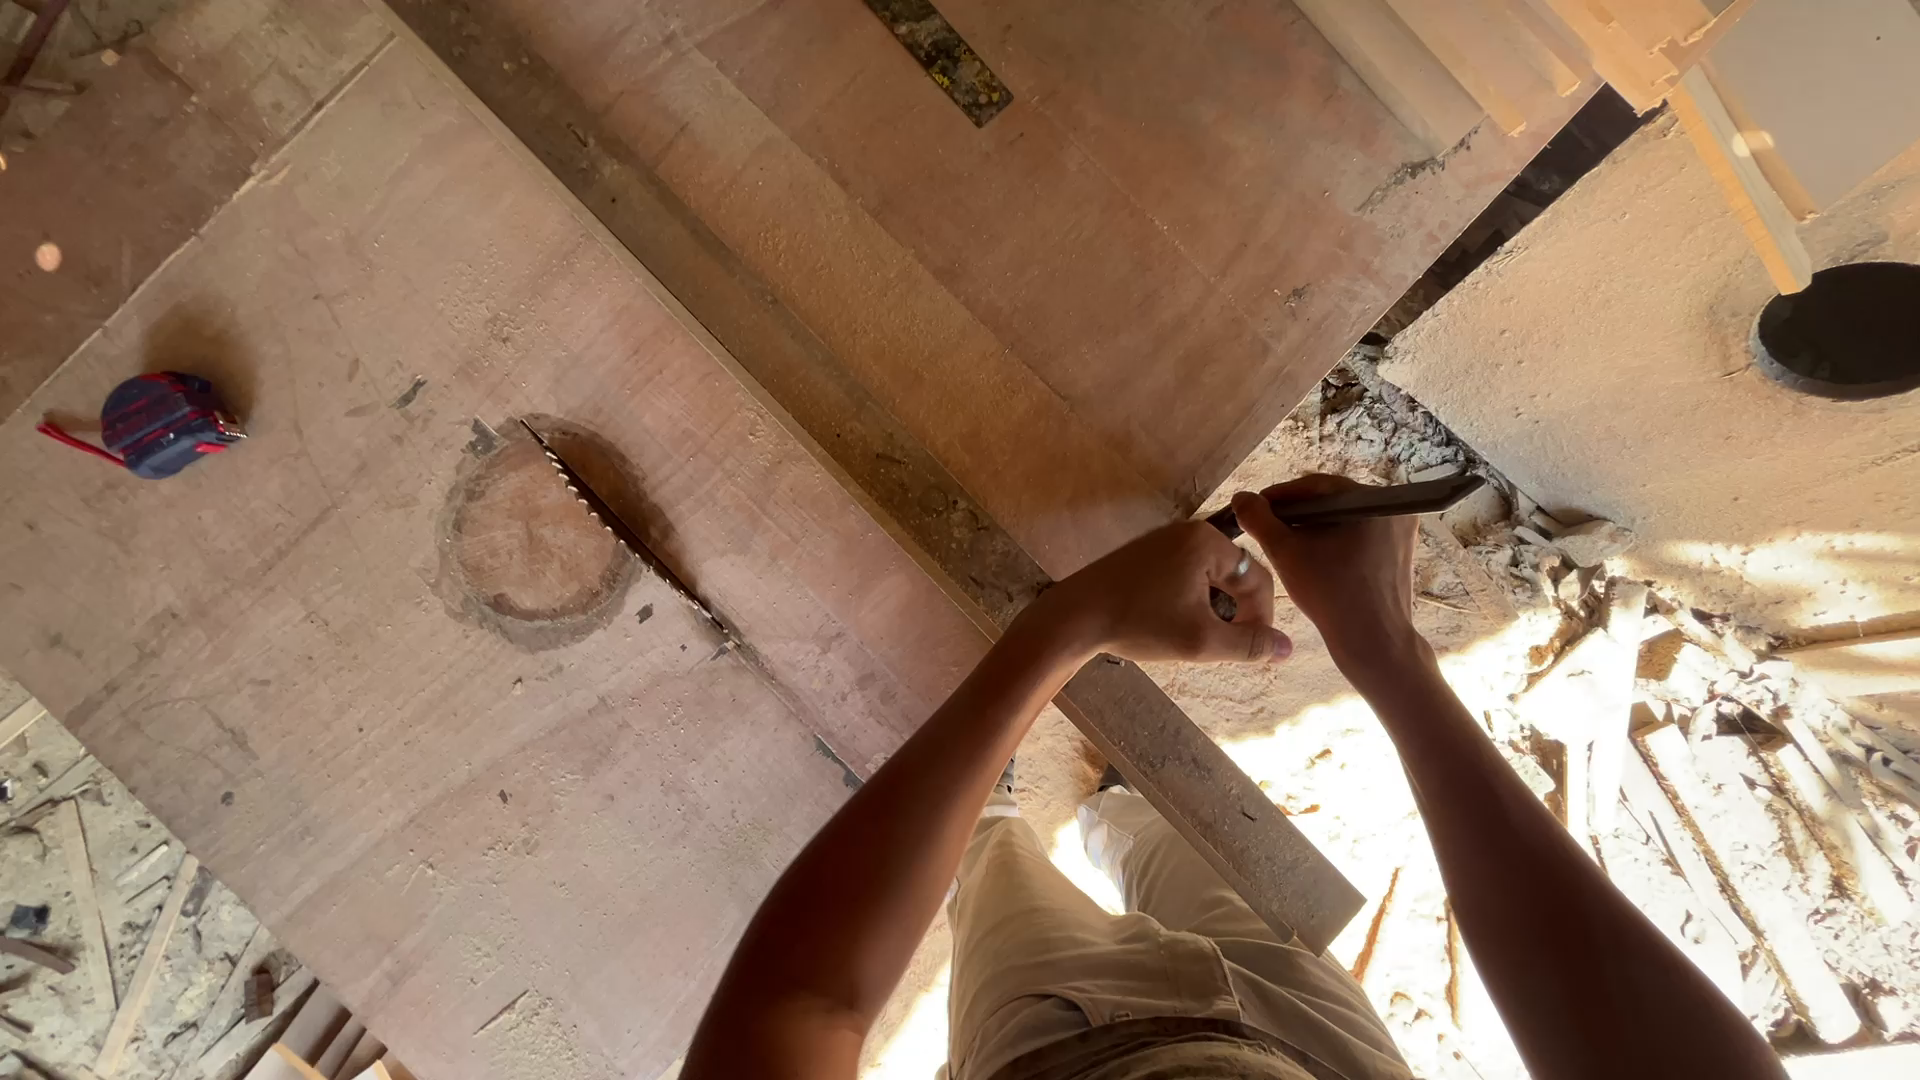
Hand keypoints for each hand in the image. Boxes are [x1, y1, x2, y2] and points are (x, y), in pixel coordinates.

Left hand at [1027, 521, 1291, 664]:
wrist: (1073, 617)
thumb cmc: (1137, 624)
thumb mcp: (1200, 641)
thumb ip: (1249, 645)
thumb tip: (1287, 649)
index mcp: (1205, 542)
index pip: (1258, 579)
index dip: (1261, 619)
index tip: (1251, 650)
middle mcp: (1186, 532)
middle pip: (1234, 575)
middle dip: (1235, 614)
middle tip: (1223, 647)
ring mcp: (1162, 540)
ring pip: (1209, 578)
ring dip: (1213, 609)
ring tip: (1198, 638)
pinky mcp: (1144, 554)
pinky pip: (1184, 575)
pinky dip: (1189, 601)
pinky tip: (1174, 625)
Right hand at [1230, 475, 1417, 666]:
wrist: (1372, 639)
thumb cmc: (1329, 592)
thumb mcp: (1284, 551)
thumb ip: (1258, 519)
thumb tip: (1241, 498)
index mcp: (1370, 501)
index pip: (1314, 486)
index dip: (1278, 496)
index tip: (1253, 509)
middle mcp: (1393, 509)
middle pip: (1330, 501)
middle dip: (1295, 513)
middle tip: (1267, 529)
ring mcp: (1400, 531)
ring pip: (1343, 519)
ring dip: (1312, 528)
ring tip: (1286, 545)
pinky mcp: (1399, 551)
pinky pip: (1357, 535)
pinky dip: (1333, 541)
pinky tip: (1313, 559)